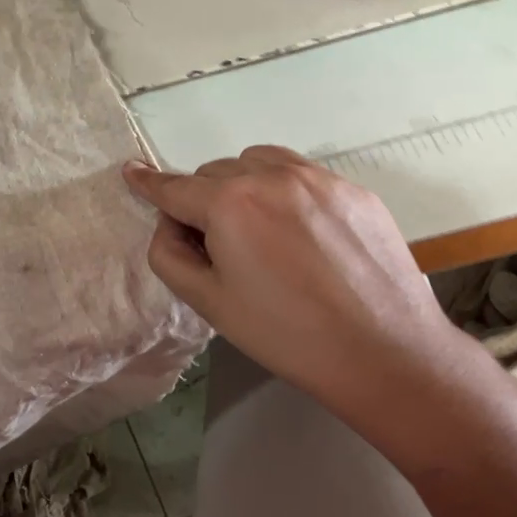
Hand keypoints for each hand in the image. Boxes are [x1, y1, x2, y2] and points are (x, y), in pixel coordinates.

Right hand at [122, 146, 465, 415]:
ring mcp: (319, 180)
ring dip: (243, 184)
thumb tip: (170, 224)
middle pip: (215, 173)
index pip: (174, 187)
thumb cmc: (286, 333)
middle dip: (204, 199)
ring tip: (258, 230)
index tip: (130, 171)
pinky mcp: (355, 192)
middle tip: (217, 247)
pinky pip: (302, 175)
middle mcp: (271, 176)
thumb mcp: (207, 302)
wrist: (387, 354)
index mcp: (228, 203)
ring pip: (259, 162)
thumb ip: (168, 253)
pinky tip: (301, 235)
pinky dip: (284, 191)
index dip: (148, 182)